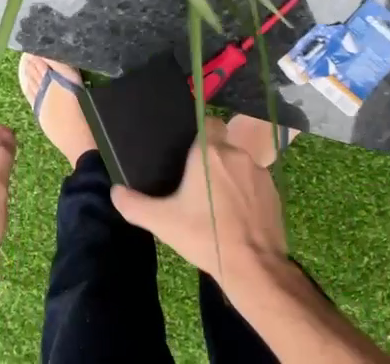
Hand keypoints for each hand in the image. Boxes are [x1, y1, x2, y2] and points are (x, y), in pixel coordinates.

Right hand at [110, 117, 286, 287]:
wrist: (253, 267)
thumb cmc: (204, 236)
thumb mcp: (162, 222)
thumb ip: (134, 204)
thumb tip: (115, 192)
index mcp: (208, 152)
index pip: (209, 122)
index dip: (201, 134)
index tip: (191, 153)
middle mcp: (236, 154)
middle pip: (223, 146)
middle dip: (213, 161)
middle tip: (200, 185)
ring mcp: (259, 173)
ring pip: (241, 165)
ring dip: (232, 176)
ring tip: (220, 203)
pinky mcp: (275, 193)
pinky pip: (257, 184)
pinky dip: (249, 194)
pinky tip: (239, 216)